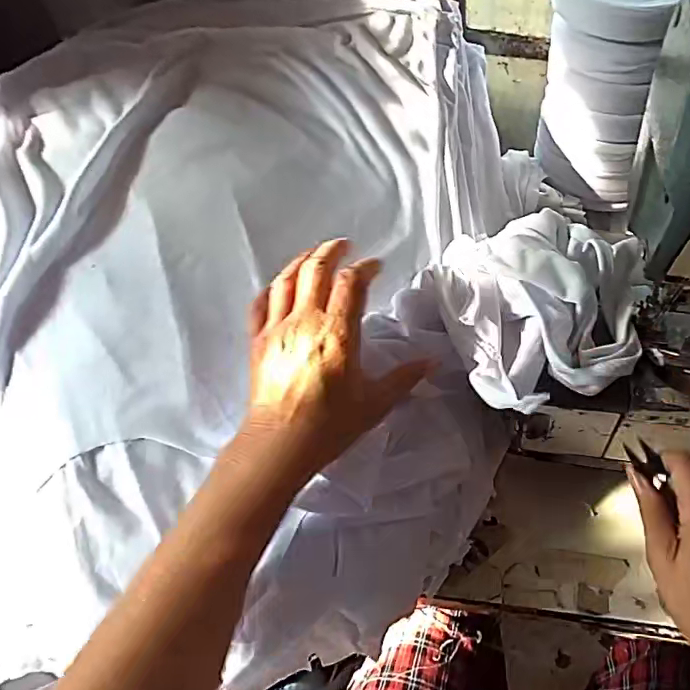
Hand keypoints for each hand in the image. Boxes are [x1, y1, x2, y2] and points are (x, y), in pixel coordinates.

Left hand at [237, 239, 432, 482]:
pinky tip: (280, 286)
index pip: (351, 282)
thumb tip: (431, 363)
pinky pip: (261, 303)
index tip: (375, 265)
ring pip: (286, 280)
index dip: (365, 267)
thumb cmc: (330, 425)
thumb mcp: (375, 402)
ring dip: (302, 261)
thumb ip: (404, 378)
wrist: (280, 444)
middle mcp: (306, 323)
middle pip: (315, 269)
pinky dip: (273, 288)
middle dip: (331, 251)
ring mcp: (277, 330)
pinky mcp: (258, 342)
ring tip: (314, 254)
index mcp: (338, 333)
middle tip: (344, 245)